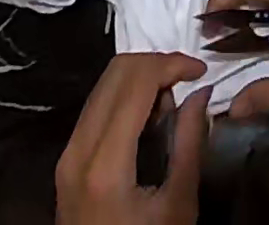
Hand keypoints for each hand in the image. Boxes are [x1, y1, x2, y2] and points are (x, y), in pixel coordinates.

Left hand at [55, 53, 211, 224]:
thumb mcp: (178, 206)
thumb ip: (190, 142)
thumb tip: (202, 92)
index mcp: (105, 162)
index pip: (136, 80)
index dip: (172, 63)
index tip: (201, 71)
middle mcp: (78, 148)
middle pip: (117, 71)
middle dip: (157, 64)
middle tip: (187, 82)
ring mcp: (67, 153)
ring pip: (105, 82)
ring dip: (141, 77)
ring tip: (170, 104)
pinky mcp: (67, 159)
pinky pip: (97, 103)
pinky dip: (126, 94)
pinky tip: (148, 117)